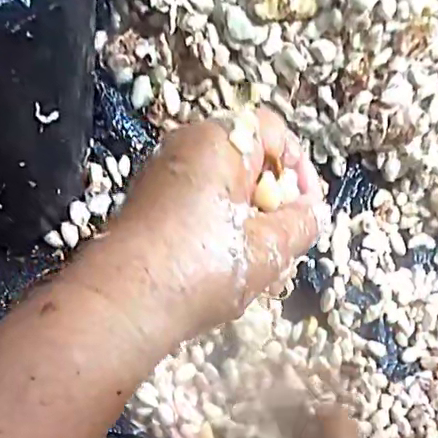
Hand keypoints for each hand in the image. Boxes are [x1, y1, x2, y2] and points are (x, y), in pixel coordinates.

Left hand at [71, 109, 324, 351]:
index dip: (300, 172)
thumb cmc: (201, 268)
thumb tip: (313, 214)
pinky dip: (217, 234)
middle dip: (272, 205)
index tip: (309, 212)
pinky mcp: (148, 211)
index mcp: (219, 142)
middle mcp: (186, 148)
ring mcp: (162, 179)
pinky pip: (196, 212)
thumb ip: (301, 226)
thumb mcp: (266, 251)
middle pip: (246, 164)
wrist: (124, 304)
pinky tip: (221, 273)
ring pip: (221, 193)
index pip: (273, 133)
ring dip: (246, 226)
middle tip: (283, 246)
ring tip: (254, 268)